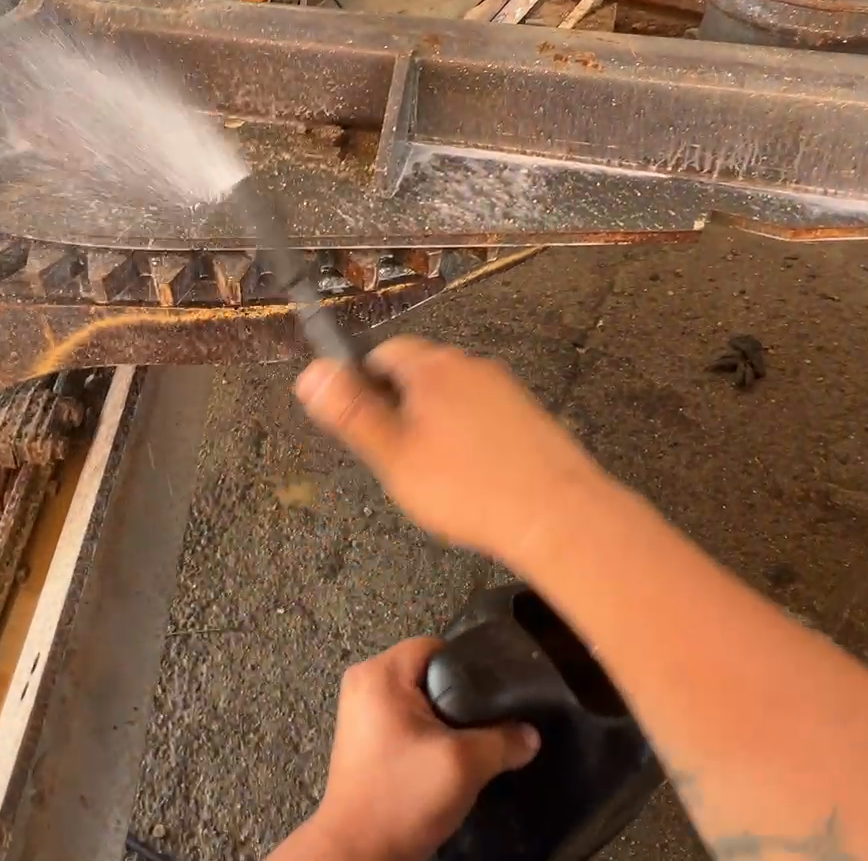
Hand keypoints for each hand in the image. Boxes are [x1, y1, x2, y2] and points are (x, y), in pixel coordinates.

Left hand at [286, 638, 538, 860]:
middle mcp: (364, 681)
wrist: (359, 850)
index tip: (494, 694)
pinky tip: (444, 757)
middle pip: (425, 671)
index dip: (468, 667)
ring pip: (416, 698)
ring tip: (468, 742)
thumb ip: (502, 741)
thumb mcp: (463, 765)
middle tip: (485, 722)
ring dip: (441, 719)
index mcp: (379, 673)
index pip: (433, 647)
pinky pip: (402, 718)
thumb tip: (530, 734)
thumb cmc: (401, 796)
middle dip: (456, 697)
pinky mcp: (362, 736)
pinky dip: (424, 733)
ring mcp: (359, 709)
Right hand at [295, 336, 620, 561]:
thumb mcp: (393, 455)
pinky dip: (467, 432)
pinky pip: (481, 411)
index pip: (383, 352)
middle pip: (418, 371)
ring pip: (450, 393)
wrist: (555, 514)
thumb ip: (351, 413)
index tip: (365, 420)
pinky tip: (470, 472)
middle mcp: (469, 366)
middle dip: (400, 403)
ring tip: (435, 468)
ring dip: (434, 419)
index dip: (365, 383)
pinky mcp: (525, 413)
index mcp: (432, 368)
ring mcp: (502, 388)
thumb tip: (311, 375)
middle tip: (396, 451)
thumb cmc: (469, 488)